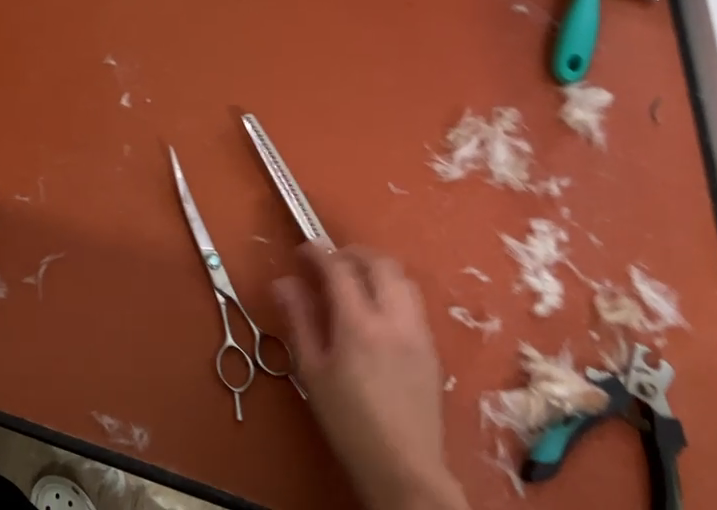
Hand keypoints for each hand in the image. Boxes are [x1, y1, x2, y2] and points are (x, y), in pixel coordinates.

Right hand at [274, 246, 466, 509]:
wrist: (403, 467)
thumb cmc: (347, 421)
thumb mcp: (311, 370)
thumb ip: (299, 319)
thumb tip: (284, 282)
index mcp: (359, 324)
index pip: (339, 269)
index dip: (318, 252)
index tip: (302, 250)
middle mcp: (394, 320)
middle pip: (380, 264)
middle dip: (352, 253)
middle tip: (329, 261)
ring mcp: (419, 333)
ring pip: (403, 279)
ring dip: (377, 270)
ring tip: (353, 281)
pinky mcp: (432, 349)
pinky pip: (414, 303)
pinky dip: (392, 291)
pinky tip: (375, 311)